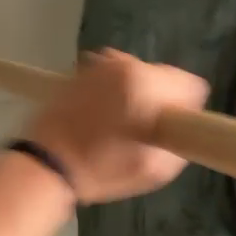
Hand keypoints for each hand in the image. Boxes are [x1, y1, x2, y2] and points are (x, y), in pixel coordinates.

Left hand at [24, 50, 208, 204]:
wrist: (43, 165)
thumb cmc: (99, 170)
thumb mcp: (153, 171)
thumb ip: (178, 146)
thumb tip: (181, 133)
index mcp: (146, 83)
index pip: (192, 86)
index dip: (187, 110)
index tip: (173, 130)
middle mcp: (124, 64)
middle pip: (162, 77)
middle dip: (159, 100)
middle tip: (143, 132)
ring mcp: (98, 65)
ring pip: (135, 75)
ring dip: (134, 95)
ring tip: (116, 127)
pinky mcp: (78, 72)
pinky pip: (110, 78)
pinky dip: (110, 93)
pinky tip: (98, 118)